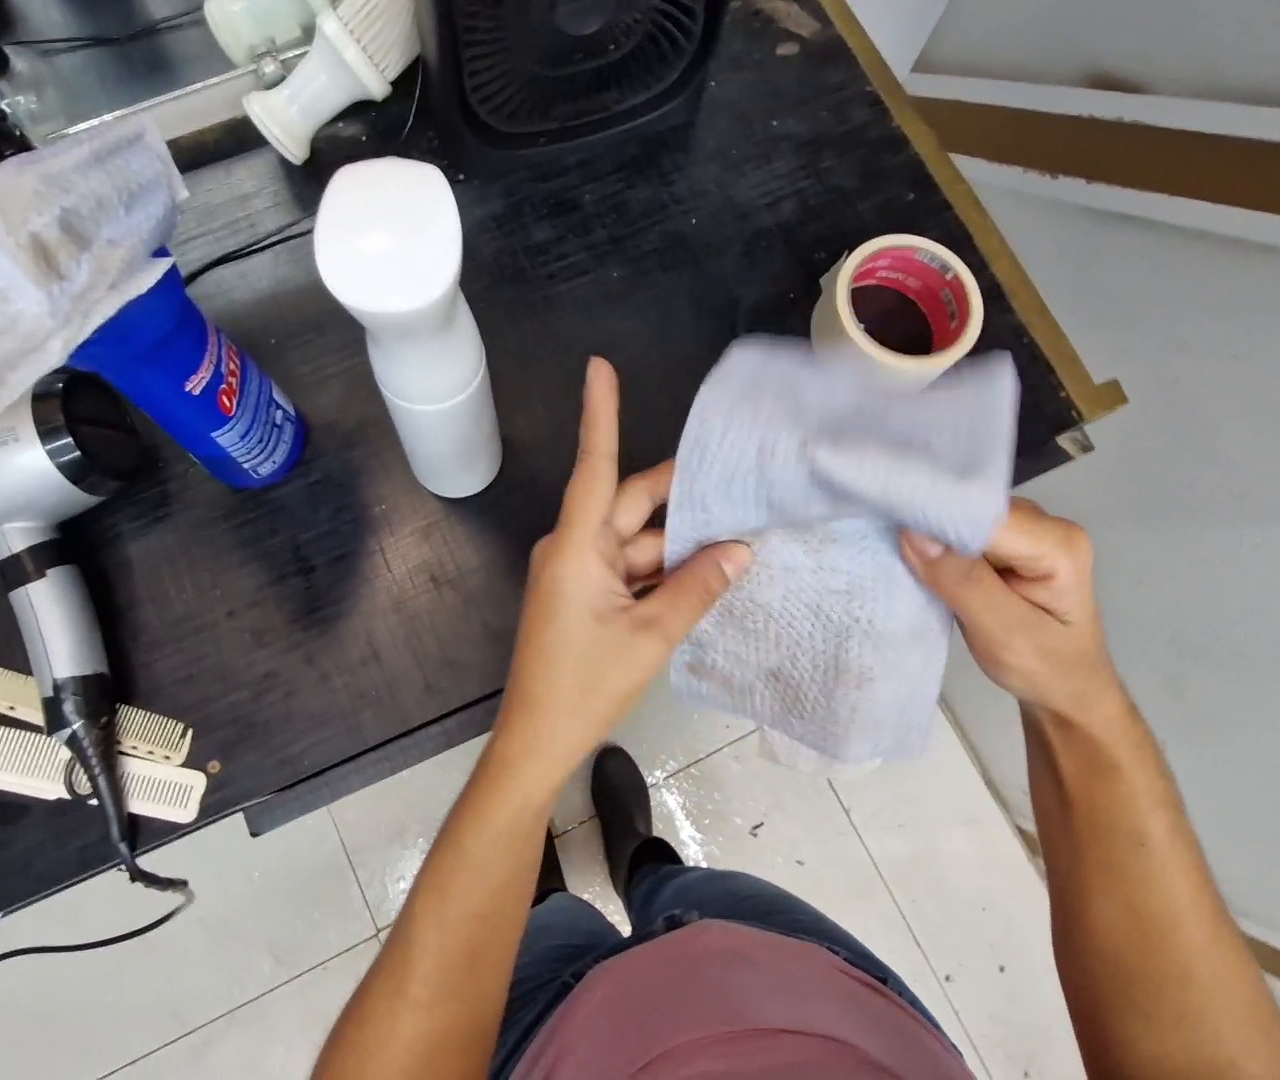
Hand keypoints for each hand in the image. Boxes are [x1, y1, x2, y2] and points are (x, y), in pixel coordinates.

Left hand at [494, 357, 752, 784]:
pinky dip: (663, 571)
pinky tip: (708, 574)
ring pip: (635, 542)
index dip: (601, 415)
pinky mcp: (583, 599)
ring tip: (741, 535)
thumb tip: (741, 550)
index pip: (596, 466)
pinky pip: (628, 570)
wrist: (538, 740)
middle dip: (680, 496)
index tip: (599, 366)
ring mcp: (577, 575)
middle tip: (738, 479)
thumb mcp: (651, 636)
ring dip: (678, 544)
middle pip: (630, 505)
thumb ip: (697, 588)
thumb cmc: (586, 684)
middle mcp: (573, 549)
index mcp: (577, 546)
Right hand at [900, 498, 1125, 723]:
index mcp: (1057, 542)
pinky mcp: (1000, 544)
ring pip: (960, 517)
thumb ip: (962, 582)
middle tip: (881, 542)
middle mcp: (1042, 525)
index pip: (984, 514)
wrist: (1064, 690)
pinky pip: (958, 532)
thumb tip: (913, 532)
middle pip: (971, 509)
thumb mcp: (1003, 633)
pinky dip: (932, 545)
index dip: (936, 518)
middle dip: (926, 524)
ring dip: (925, 534)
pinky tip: (913, 559)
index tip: (888, 529)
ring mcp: (1020, 532)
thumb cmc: (1044, 668)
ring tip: (891, 551)